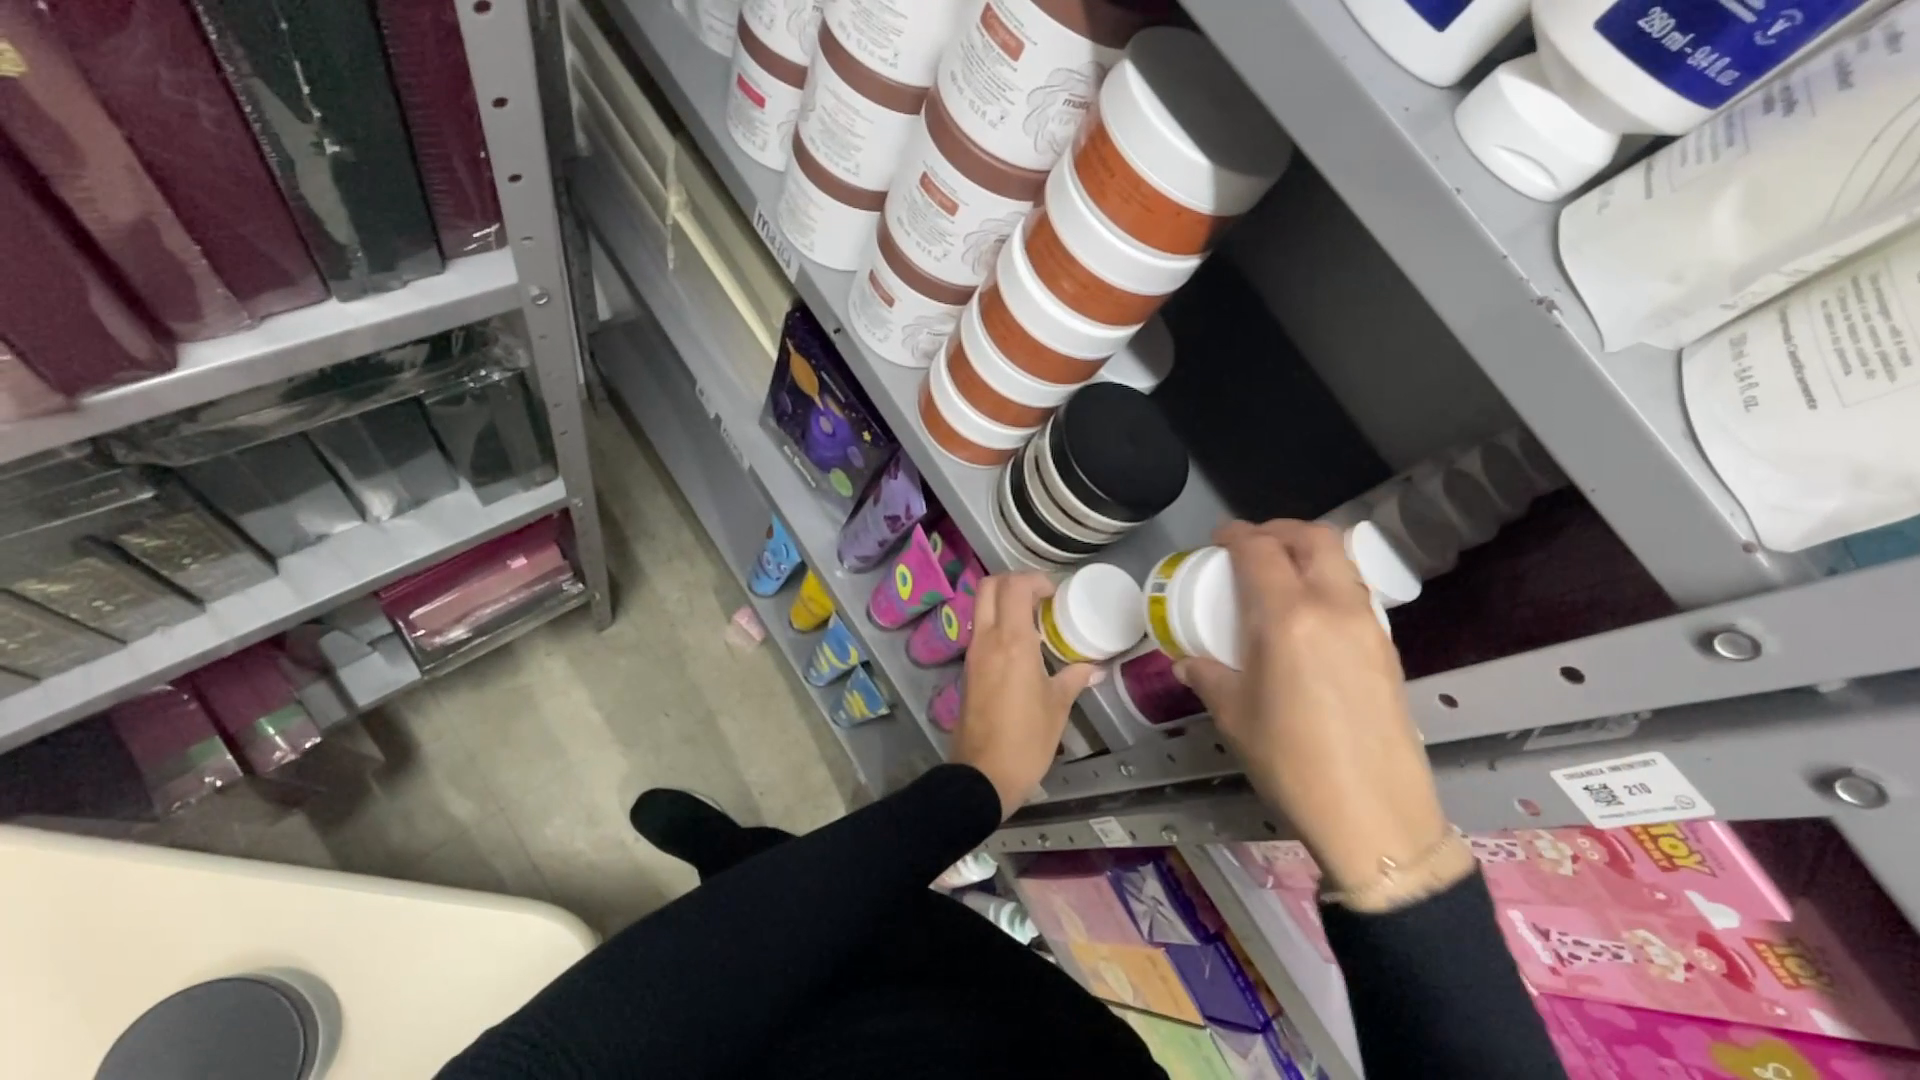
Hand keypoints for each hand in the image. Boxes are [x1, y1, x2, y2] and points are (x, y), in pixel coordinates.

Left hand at [952, 573, 1099, 819]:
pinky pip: (979, 632)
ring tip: (1033, 620)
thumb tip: (1092, 667)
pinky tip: (1020, 647)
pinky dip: (996, 625)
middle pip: (988, 587)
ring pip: (979, 608)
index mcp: (1012, 642)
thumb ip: (1074, 678)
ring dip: (1002, 603)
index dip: (1034, 580)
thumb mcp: (1058, 707)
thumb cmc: (1026, 740)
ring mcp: (972, 655)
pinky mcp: (967, 671)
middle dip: (1013, 582)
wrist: (982, 775)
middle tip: (1039, 598)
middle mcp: (986, 640)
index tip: (1054, 594)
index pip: (1014, 587)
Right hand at [1175, 521, 1449, 897]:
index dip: (1235, 536)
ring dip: (1309, 553)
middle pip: (1313, 538)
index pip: (1260, 552)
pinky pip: (1356, 593)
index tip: (1218, 540)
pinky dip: (1329, 583)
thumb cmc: (1292, 763)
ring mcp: (1368, 626)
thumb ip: (1209, 677)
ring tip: (1281, 576)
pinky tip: (1309, 618)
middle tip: (1251, 547)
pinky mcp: (1387, 649)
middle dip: (1279, 531)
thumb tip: (1190, 662)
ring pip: (1341, 562)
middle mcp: (1333, 608)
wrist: (1374, 814)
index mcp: (1287, 618)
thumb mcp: (1235, 717)